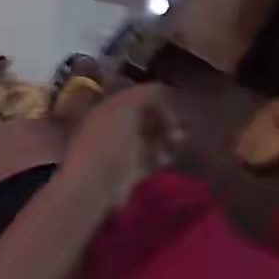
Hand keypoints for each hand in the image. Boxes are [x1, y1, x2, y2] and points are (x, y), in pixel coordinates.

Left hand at [58, 85, 185, 209]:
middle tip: (185, 124)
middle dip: (167, 118)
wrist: (94, 190)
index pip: (137, 96)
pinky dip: (164, 155)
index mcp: (108, 109)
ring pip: (152, 138)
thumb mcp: (127, 106)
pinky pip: (152, 158)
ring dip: (170, 136)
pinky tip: (169, 157)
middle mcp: (114, 127)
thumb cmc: (109, 142)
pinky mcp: (130, 174)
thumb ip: (146, 92)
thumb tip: (163, 88)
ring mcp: (122, 151)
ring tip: (182, 140)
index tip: (175, 102)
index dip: (158, 98)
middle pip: (147, 117)